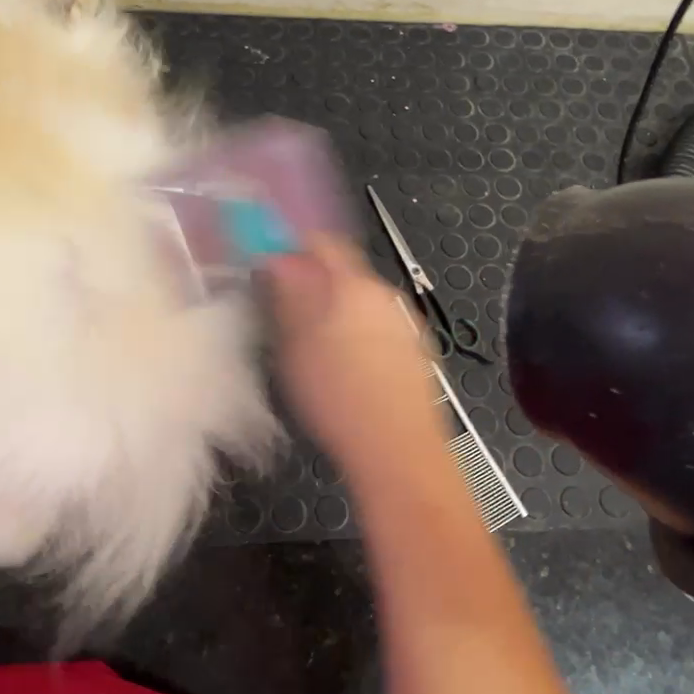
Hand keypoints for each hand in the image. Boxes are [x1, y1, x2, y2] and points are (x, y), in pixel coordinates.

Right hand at [261, 235, 446, 482]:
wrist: (398, 451)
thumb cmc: (343, 402)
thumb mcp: (295, 347)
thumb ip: (286, 295)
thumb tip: (278, 260)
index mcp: (354, 286)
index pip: (322, 243)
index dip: (295, 249)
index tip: (275, 264)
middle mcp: (386, 296)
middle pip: (344, 273)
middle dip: (314, 287)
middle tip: (286, 313)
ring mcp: (406, 323)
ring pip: (363, 303)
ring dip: (339, 313)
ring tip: (315, 352)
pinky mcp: (418, 350)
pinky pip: (382, 329)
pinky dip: (362, 337)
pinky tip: (348, 371)